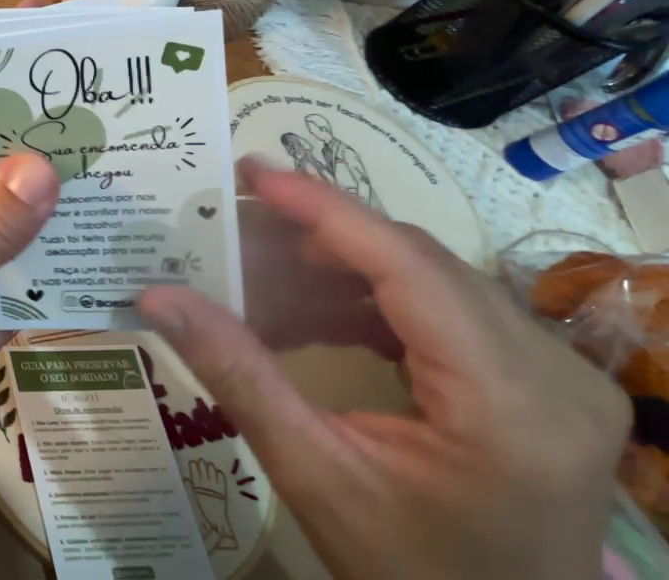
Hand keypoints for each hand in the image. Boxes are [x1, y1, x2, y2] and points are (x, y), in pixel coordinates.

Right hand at [139, 159, 630, 579]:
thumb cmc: (408, 564)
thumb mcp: (313, 473)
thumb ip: (237, 375)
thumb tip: (154, 295)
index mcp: (510, 400)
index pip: (411, 267)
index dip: (327, 210)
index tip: (252, 172)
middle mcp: (554, 372)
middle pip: (423, 265)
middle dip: (321, 237)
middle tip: (233, 221)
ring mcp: (559, 378)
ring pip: (433, 281)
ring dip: (340, 270)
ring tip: (257, 269)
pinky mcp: (543, 386)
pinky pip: (446, 313)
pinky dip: (369, 303)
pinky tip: (309, 314)